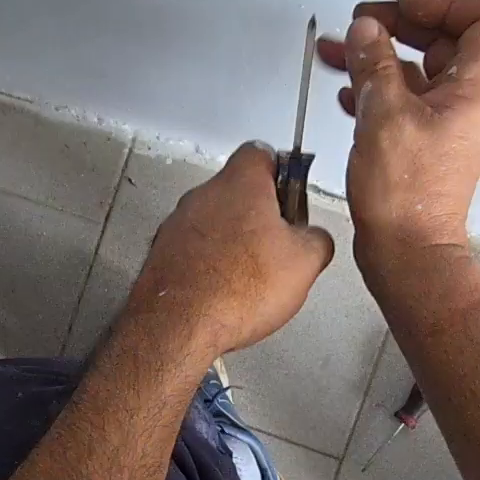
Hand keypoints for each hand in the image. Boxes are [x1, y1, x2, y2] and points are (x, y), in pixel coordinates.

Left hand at [121, 143, 333, 356]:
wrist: (181, 326)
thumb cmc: (238, 288)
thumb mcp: (305, 263)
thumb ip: (317, 239)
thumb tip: (315, 239)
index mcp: (240, 183)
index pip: (262, 153)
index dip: (282, 173)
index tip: (293, 197)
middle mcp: (203, 195)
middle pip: (237, 192)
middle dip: (258, 216)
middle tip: (277, 246)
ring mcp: (177, 225)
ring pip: (213, 223)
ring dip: (231, 242)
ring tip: (249, 277)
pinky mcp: (161, 255)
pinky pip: (193, 251)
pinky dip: (208, 265)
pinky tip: (222, 293)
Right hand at [315, 0, 479, 268]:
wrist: (406, 253)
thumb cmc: (408, 200)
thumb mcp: (384, 116)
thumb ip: (373, 65)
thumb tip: (365, 32)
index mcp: (473, 89)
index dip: (448, 0)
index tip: (408, 1)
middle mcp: (463, 104)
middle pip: (445, 41)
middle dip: (402, 24)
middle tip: (367, 23)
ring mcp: (440, 126)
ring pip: (415, 72)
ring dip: (379, 57)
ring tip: (343, 51)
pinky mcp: (418, 147)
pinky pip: (400, 102)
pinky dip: (374, 89)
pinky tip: (347, 91)